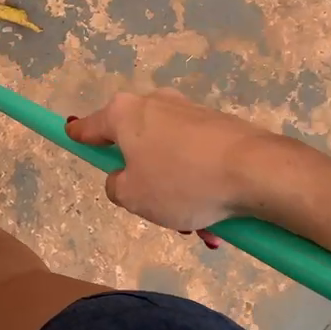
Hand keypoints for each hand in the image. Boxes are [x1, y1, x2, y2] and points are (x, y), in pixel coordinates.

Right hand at [65, 89, 295, 232]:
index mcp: (122, 113)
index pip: (87, 126)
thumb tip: (124, 178)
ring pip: (170, 156)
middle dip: (144, 178)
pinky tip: (221, 218)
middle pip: (134, 143)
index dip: (77, 137)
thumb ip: (114, 186)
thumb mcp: (132, 197)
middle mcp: (152, 103)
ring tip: (199, 226)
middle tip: (156, 211)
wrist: (259, 171)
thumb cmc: (183, 181)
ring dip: (177, 189)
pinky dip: (203, 184)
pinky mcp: (220, 124)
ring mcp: (189, 111)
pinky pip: (199, 158)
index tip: (71, 138)